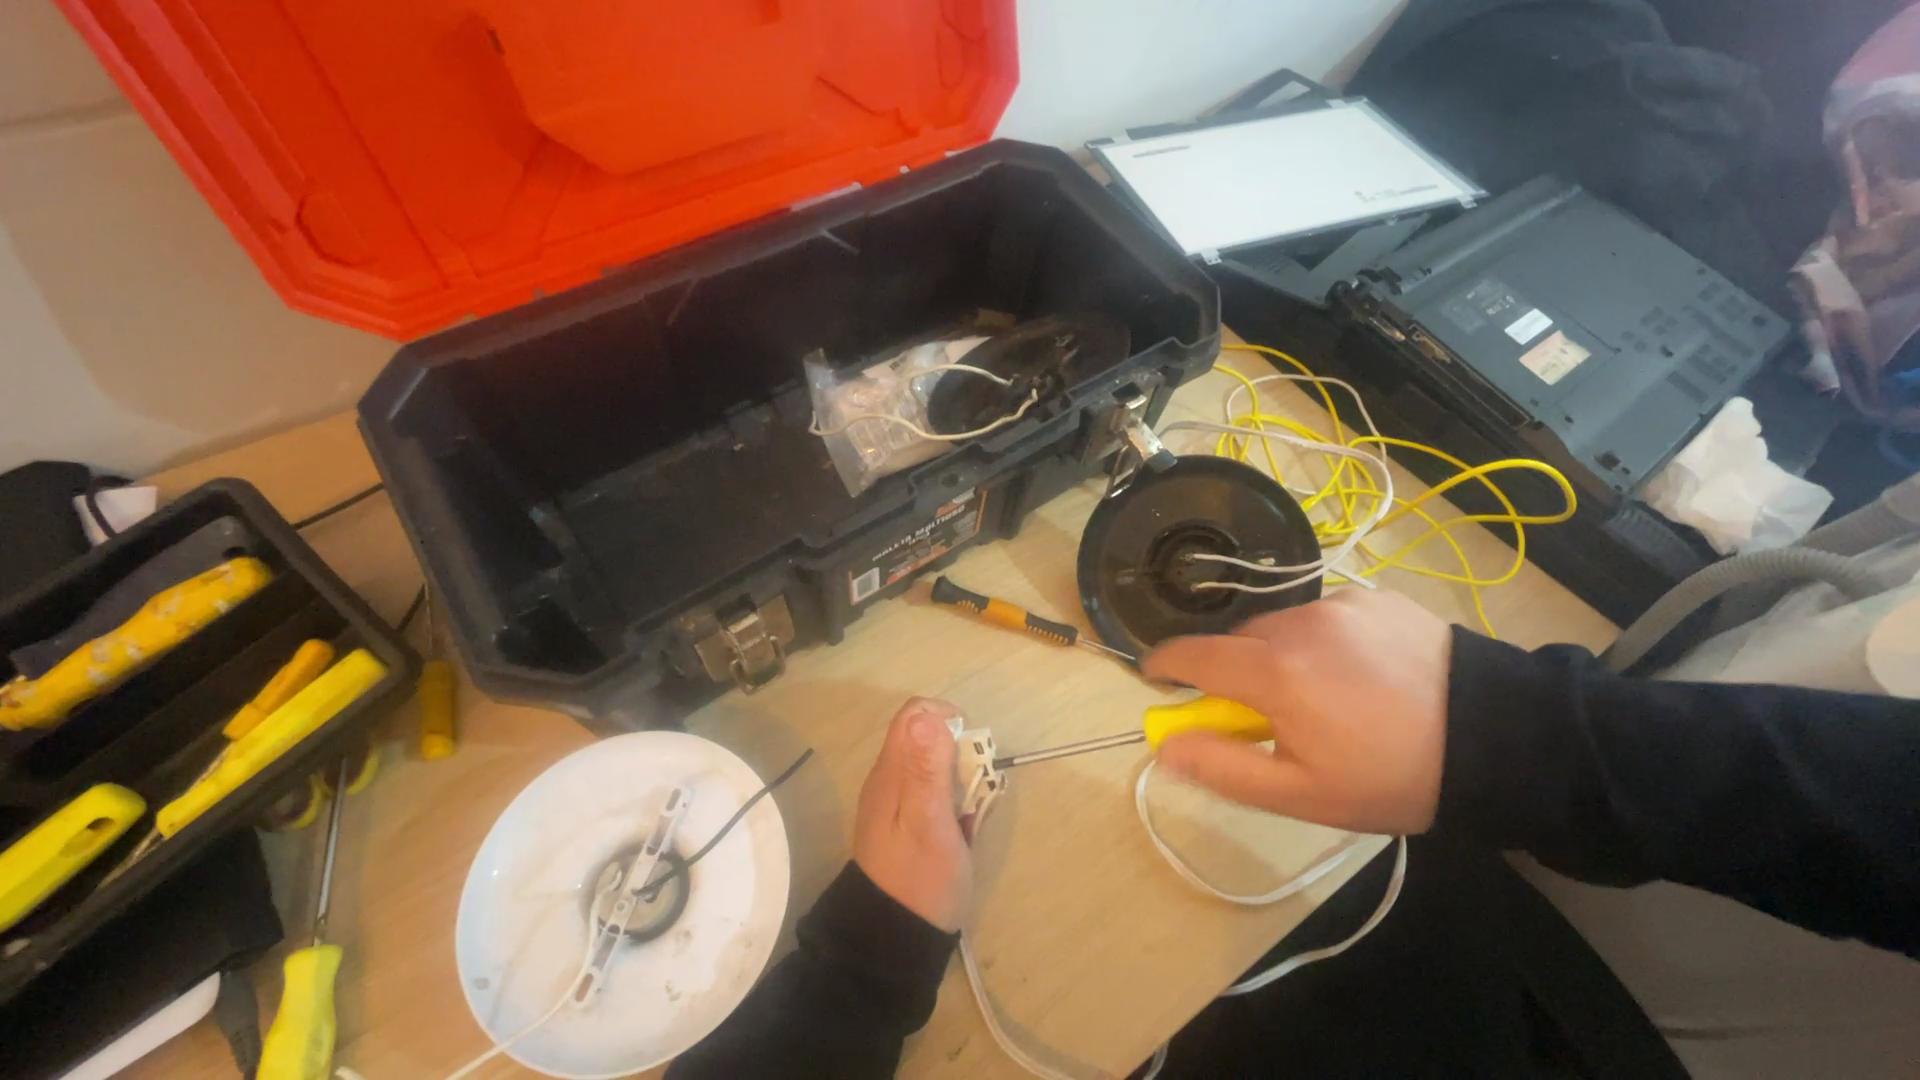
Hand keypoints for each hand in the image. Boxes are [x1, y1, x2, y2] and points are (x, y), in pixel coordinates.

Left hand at [853, 697, 973, 932]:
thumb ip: (927, 771)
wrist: (894, 938)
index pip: (913, 715)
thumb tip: (926, 717)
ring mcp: (897, 801)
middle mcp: (890, 779)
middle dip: (960, 752)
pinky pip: (933, 793)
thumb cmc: (919, 880)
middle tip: (977, 788)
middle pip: (925, 738)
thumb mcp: (930, 824)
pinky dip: (955, 800)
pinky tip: (964, 828)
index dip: (946, 719)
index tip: (973, 748)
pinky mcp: (907, 822)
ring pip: (933, 766)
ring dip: (961, 779)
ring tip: (972, 813)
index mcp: (892, 773)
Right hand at [1142, 589, 1452, 834]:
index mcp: (1275, 672)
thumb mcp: (1301, 793)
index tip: (1154, 676)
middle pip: (1238, 642)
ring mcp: (1340, 603)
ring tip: (1327, 694)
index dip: (1165, 664)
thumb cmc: (1391, 777)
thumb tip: (1165, 744)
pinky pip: (1324, 615)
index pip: (1193, 655)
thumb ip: (1222, 767)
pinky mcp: (1374, 595)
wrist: (1500, 740)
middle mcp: (1299, 622)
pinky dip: (1323, 640)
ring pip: (1281, 627)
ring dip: (1282, 656)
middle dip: (1238, 673)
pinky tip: (1361, 671)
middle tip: (1269, 713)